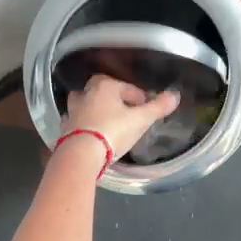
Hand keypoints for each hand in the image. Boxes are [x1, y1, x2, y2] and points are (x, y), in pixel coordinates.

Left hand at [63, 74, 180, 158]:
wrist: (82, 154)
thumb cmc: (113, 131)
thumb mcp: (140, 120)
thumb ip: (157, 107)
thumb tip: (175, 95)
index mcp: (104, 86)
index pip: (126, 87)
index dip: (138, 96)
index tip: (146, 107)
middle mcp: (85, 95)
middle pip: (100, 89)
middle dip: (111, 97)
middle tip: (123, 110)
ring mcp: (72, 111)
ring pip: (83, 103)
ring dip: (92, 107)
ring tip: (105, 118)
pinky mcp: (65, 129)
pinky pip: (74, 121)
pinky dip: (81, 123)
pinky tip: (88, 131)